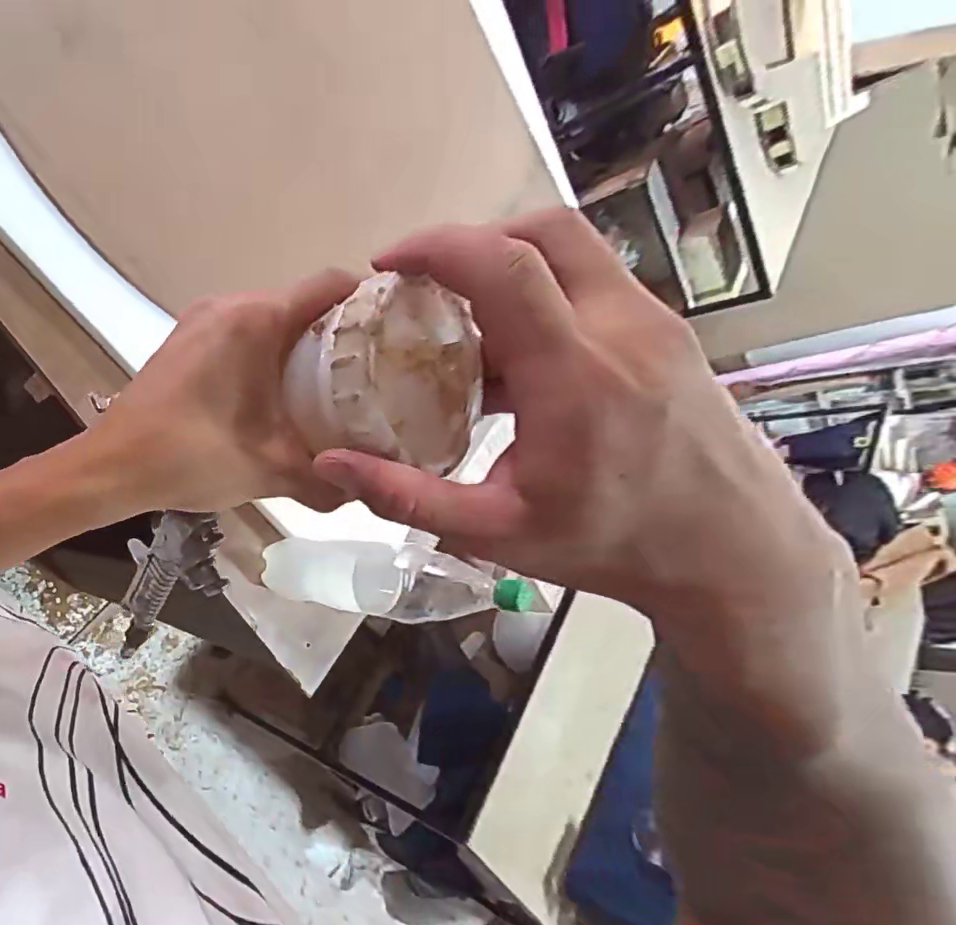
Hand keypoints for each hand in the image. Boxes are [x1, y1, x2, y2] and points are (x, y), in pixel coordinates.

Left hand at [83, 270, 359, 513]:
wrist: (109, 468)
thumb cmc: (188, 457)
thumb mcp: (268, 470)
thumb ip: (323, 480)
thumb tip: (363, 492)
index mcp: (253, 318)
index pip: (333, 286)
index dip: (373, 306)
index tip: (400, 339)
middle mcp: (224, 307)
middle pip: (300, 305)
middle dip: (337, 337)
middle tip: (370, 378)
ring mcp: (195, 324)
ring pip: (265, 323)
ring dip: (296, 351)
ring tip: (326, 393)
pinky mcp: (178, 346)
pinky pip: (235, 338)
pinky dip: (260, 359)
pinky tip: (271, 399)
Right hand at [309, 209, 846, 620]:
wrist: (735, 551)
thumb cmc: (609, 543)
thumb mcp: (490, 530)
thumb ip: (403, 496)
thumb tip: (329, 464)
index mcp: (577, 374)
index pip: (509, 269)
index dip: (440, 249)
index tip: (386, 264)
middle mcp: (623, 330)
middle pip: (547, 232)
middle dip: (470, 241)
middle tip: (414, 281)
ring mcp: (652, 327)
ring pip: (572, 253)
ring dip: (500, 267)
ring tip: (446, 318)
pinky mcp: (662, 337)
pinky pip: (587, 286)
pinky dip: (530, 296)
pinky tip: (496, 356)